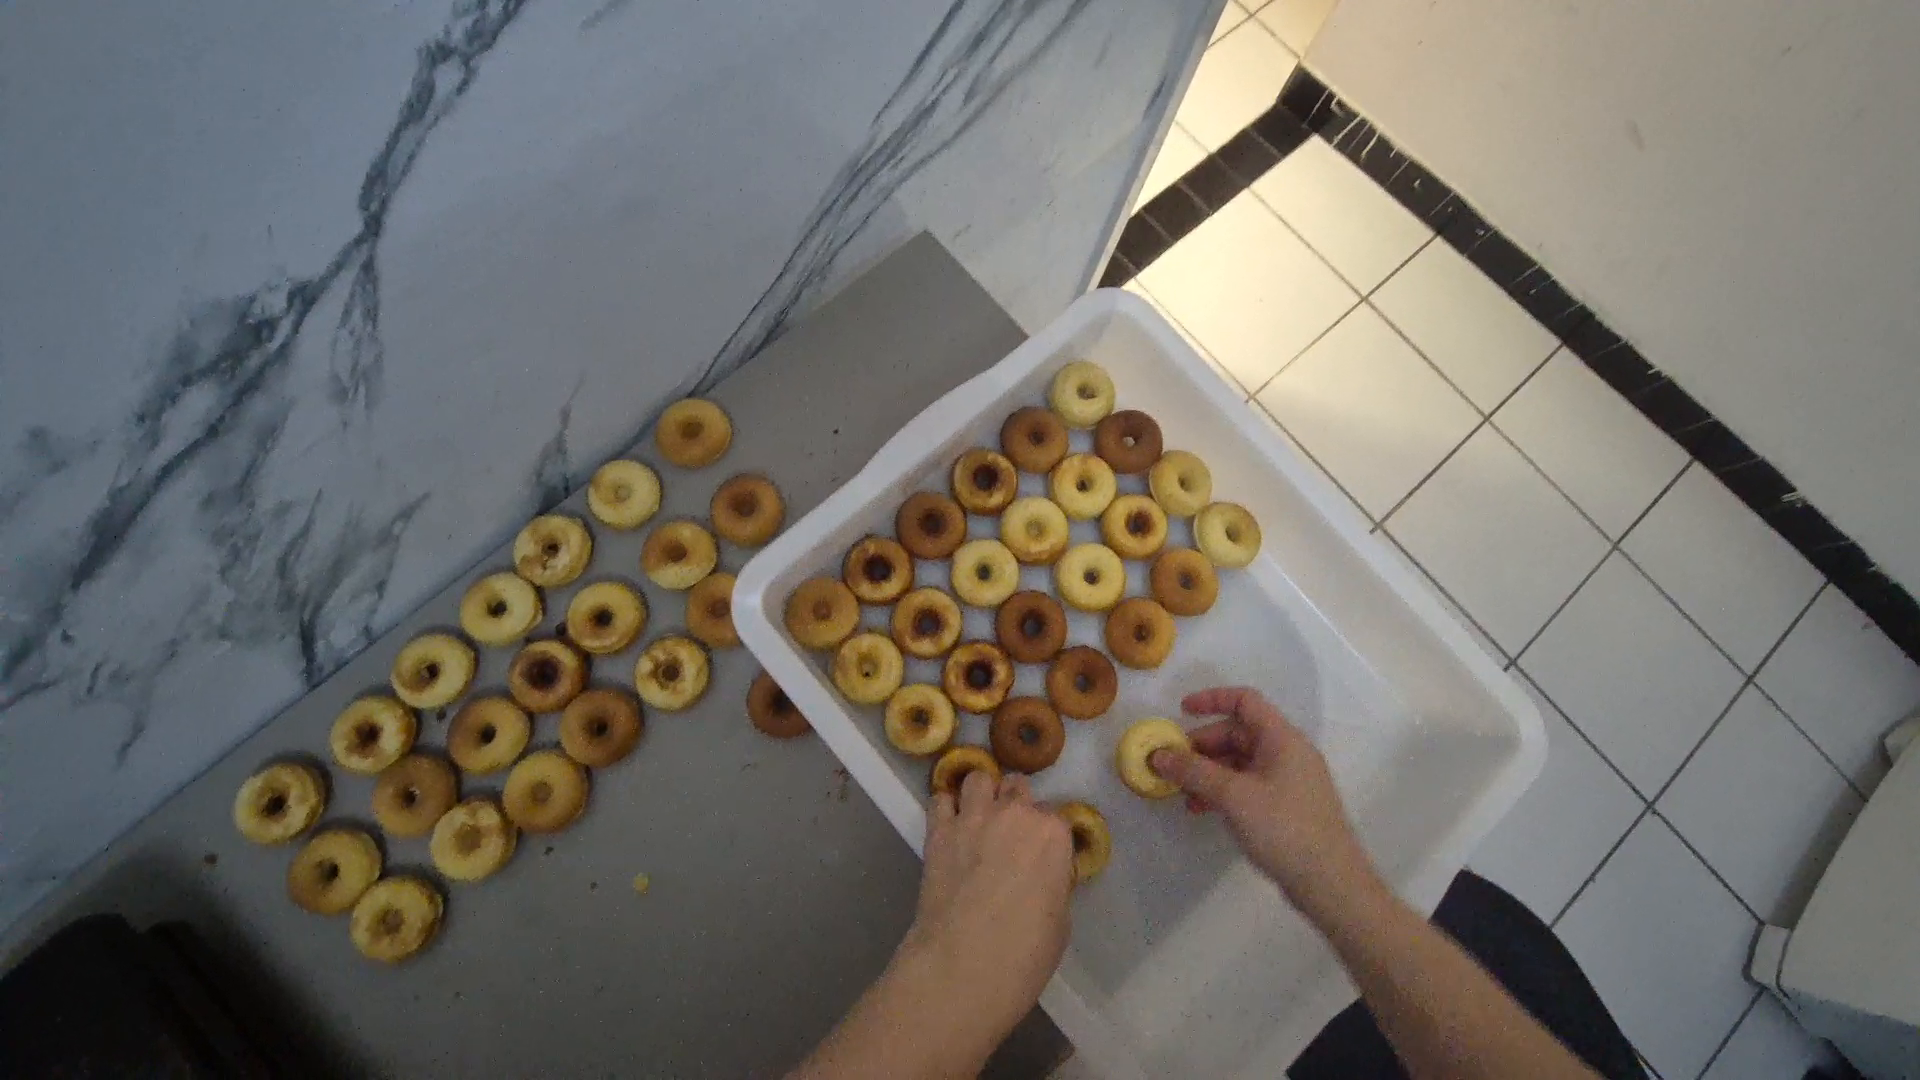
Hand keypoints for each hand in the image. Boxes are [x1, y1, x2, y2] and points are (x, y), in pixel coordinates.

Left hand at [895, 771, 1073, 1046]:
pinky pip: (940, 799)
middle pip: (1018, 787)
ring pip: (979, 779)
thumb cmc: (1025, 952)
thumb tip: (1043, 875)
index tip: (1042, 853)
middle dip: (1016, 803)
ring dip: (981, 793)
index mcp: (1053, 834)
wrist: (964, 963)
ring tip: (978, 815)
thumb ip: (1053, 881)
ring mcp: (974, 816)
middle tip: (1010, 831)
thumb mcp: (1060, 918)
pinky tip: (948, 823)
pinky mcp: (939, 829)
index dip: (1047, 835)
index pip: (1055, 816)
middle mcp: (1015, 813)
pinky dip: (946, 807)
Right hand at [1149, 687, 1379, 917]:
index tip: (1180, 712)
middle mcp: (1286, 753)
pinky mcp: (1284, 806)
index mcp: (1282, 739)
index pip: (1245, 700)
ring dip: (1207, 772)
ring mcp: (1287, 781)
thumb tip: (1158, 755)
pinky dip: (1221, 791)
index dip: (1211, 699)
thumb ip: (1194, 771)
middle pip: (1237, 733)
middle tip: (1173, 766)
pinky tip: (1201, 810)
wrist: (1332, 885)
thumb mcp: (1234, 796)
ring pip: (1238, 762)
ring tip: (1182, 794)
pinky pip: (1245, 785)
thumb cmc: (1285, 829)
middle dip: (1201, 746)